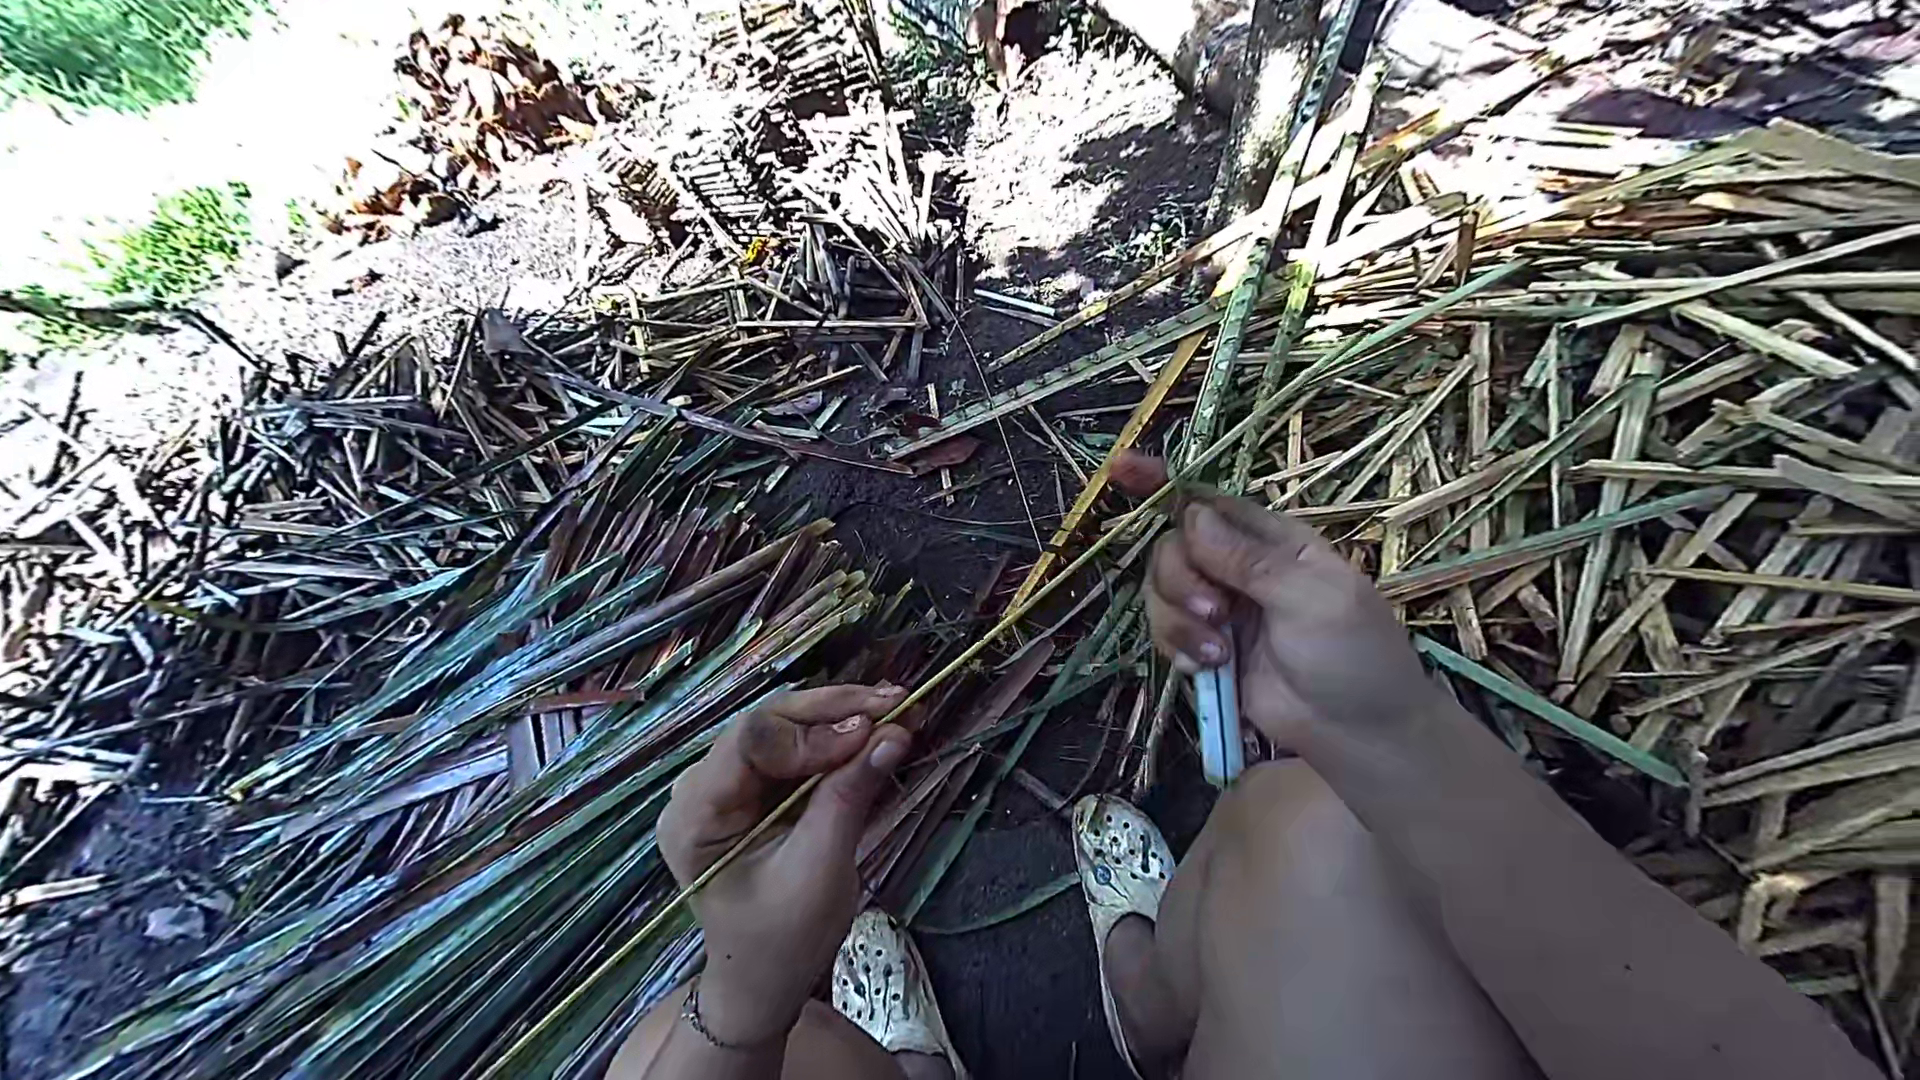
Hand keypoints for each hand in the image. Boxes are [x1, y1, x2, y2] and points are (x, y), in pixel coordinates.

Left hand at [658, 684, 911, 1044]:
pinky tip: (876, 724)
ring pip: (789, 724)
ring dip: (844, 715)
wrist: (766, 978)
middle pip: (772, 722)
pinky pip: (799, 742)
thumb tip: (895, 734)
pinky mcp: (757, 781)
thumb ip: (849, 796)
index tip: (871, 733)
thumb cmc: (783, 940)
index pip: (750, 741)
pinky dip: (841, 734)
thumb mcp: (819, 871)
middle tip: (897, 703)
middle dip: (836, 711)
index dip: (813, 730)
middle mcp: (704, 783)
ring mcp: (729, 779)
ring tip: (896, 707)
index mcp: (697, 813)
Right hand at [1113, 452, 1434, 746]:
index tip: (1120, 468)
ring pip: (1160, 590)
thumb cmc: (1354, 655)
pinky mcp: (1201, 645)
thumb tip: (1190, 515)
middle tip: (1214, 612)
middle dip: (1181, 580)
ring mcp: (1215, 608)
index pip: (1208, 500)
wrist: (1357, 734)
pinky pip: (1162, 630)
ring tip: (1218, 653)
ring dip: (1179, 621)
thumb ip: (1249, 559)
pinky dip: (1177, 647)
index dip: (1162, 481)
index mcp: (1270, 540)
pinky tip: (1207, 668)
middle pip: (1172, 548)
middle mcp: (1235, 567)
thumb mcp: (1313, 598)